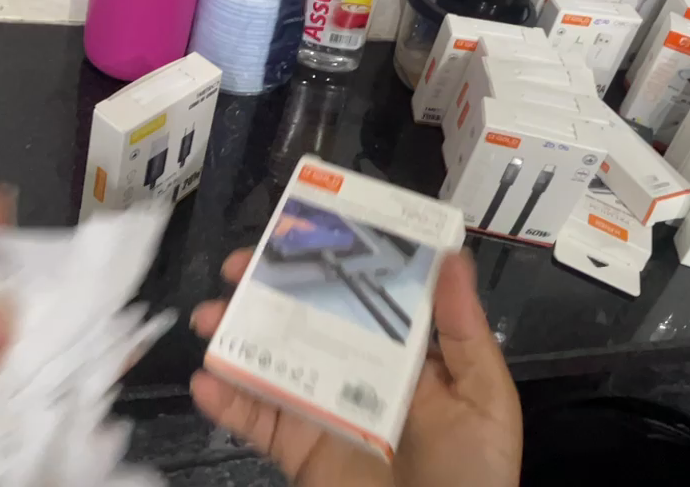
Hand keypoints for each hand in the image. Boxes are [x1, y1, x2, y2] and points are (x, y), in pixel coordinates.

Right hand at [188, 248, 522, 486]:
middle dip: (267, 287)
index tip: (300, 227)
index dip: (330, 256)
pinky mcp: (298, 448)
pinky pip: (257, 422)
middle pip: (306, 317)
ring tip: (207, 316)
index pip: (361, 291)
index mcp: (400, 349)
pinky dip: (227, 401)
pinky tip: (206, 380)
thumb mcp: (484, 398)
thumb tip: (451, 253)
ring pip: (272, 361)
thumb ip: (463, 328)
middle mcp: (356, 368)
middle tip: (235, 266)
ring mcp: (323, 408)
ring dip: (236, 334)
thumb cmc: (471, 474)